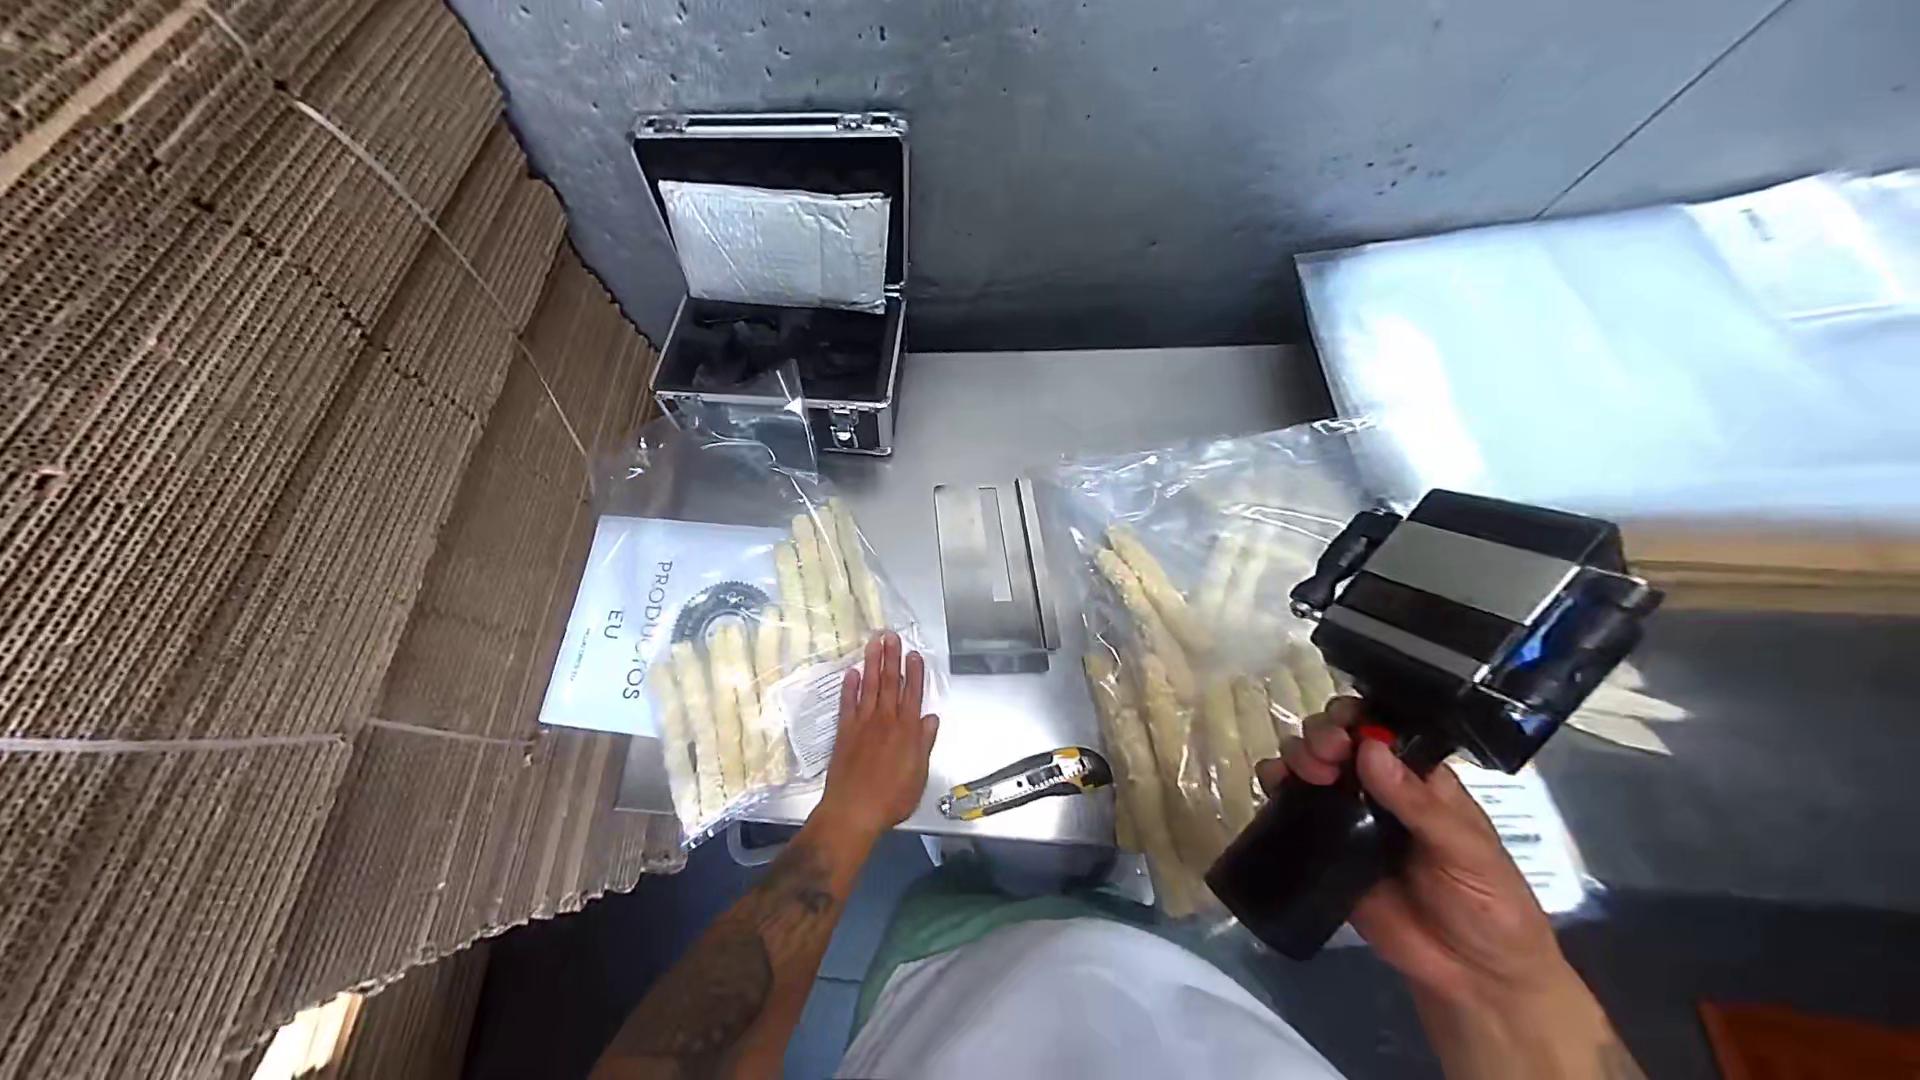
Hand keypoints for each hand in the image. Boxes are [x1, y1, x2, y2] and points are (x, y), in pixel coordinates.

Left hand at [815, 631, 938, 843]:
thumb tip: (930, 719)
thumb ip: (924, 743)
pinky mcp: (844, 731)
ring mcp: (863, 724)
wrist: (852, 812)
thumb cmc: (890, 799)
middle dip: (892, 657)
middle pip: (890, 683)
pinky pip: (848, 703)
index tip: (914, 654)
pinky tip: (852, 672)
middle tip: (892, 635)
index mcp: (907, 731)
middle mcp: (885, 721)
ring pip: (870, 686)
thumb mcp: (918, 775)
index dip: (914, 673)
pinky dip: (850, 687)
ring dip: (873, 663)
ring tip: (874, 643)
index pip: (912, 694)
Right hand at [1255, 697, 1577, 1012]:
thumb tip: (1370, 749)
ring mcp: (1345, 812)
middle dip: (1323, 733)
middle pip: (1337, 737)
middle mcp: (1376, 786)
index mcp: (1418, 779)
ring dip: (1298, 753)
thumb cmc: (1489, 907)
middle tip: (1327, 755)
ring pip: (1308, 761)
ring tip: (1308, 774)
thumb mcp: (1468, 852)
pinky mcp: (1320, 841)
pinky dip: (1275, 782)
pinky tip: (1274, 782)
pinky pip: (1288, 801)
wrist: (1469, 978)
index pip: (1382, 729)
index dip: (1358, 717)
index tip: (1346, 726)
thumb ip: (1419, 804)